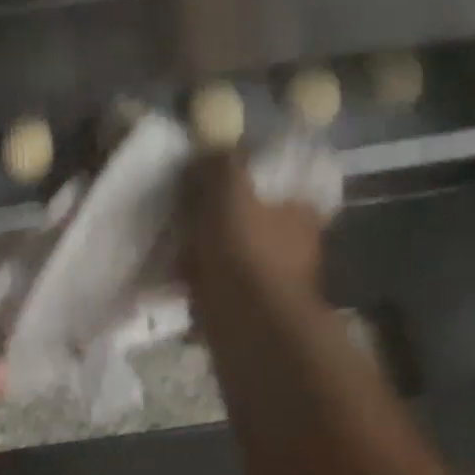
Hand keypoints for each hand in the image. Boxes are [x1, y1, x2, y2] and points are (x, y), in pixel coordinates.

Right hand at [183, 152, 324, 306]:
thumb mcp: (228, 191)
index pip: (277, 183)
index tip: (211, 181)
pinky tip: (177, 277)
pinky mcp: (250, 308)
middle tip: (184, 213)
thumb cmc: (244, 251)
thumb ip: (219, 166)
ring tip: (174, 246)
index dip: (245, 180)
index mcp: (299, 210)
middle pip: (252, 219)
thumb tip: (209, 150)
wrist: (247, 324)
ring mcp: (273, 279)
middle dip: (220, 218)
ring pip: (233, 253)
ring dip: (206, 251)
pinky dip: (199, 280)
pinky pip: (218, 284)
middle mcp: (295, 243)